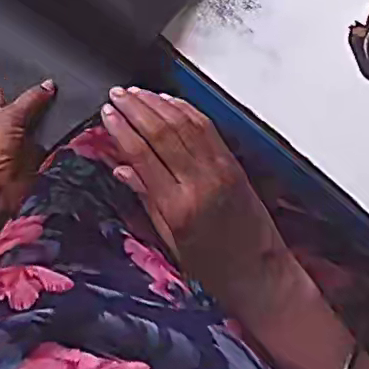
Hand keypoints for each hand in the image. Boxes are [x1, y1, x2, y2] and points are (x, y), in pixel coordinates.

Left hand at [0, 81, 55, 253]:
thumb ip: (31, 98)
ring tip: (70, 95)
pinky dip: (62, 130)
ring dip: (54, 112)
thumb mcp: (10, 116)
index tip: (45, 67)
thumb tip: (49, 84)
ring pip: (44, 116)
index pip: (11, 83)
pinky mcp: (38, 150)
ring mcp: (24, 135)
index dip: (26, 76)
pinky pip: (53, 135)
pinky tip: (72, 118)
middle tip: (62, 81)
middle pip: (31, 100)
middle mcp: (8, 118)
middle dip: (44, 94)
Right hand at [102, 87, 294, 314]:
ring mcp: (218, 168)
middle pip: (160, 132)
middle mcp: (199, 182)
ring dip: (155, 102)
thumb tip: (121, 167)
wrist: (262, 275)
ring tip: (135, 93)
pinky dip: (183, 108)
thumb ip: (145, 198)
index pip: (142, 155)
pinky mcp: (232, 161)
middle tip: (116, 95)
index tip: (107, 113)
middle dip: (134, 108)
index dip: (121, 129)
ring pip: (182, 122)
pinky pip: (205, 125)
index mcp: (178, 207)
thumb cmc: (214, 267)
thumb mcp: (170, 241)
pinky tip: (167, 100)